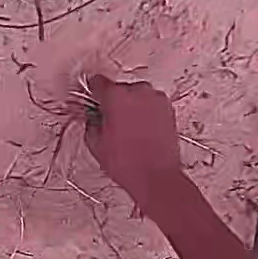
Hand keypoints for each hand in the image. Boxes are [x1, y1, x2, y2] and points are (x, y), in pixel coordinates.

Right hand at [83, 75, 186, 208]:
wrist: (155, 176)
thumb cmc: (129, 162)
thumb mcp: (95, 143)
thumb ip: (90, 122)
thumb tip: (92, 118)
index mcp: (116, 96)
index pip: (97, 82)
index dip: (90, 91)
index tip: (89, 98)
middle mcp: (138, 92)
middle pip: (118, 88)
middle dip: (111, 102)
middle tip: (107, 121)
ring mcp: (156, 99)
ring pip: (136, 95)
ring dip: (129, 106)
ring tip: (124, 130)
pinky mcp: (168, 109)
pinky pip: (150, 104)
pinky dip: (144, 112)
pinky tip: (138, 131)